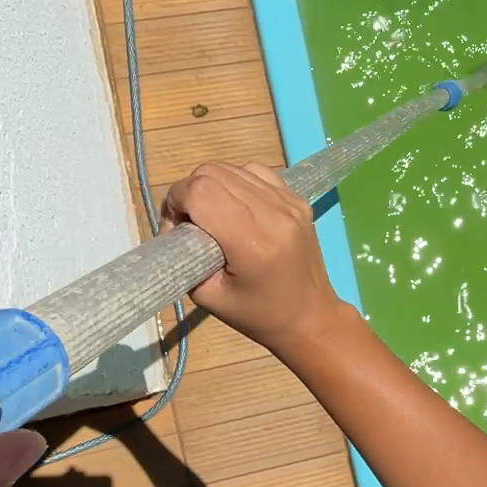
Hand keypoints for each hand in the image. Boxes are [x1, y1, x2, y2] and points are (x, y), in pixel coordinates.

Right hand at [162, 162, 351, 356]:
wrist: (311, 318)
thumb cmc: (259, 316)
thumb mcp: (210, 297)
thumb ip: (186, 257)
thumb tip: (175, 226)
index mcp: (251, 242)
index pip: (200, 191)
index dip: (176, 201)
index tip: (175, 226)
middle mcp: (273, 213)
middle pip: (212, 173)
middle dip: (190, 192)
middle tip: (190, 223)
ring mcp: (289, 202)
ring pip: (232, 168)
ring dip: (212, 186)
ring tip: (213, 216)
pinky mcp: (298, 199)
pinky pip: (256, 173)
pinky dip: (237, 184)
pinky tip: (238, 209)